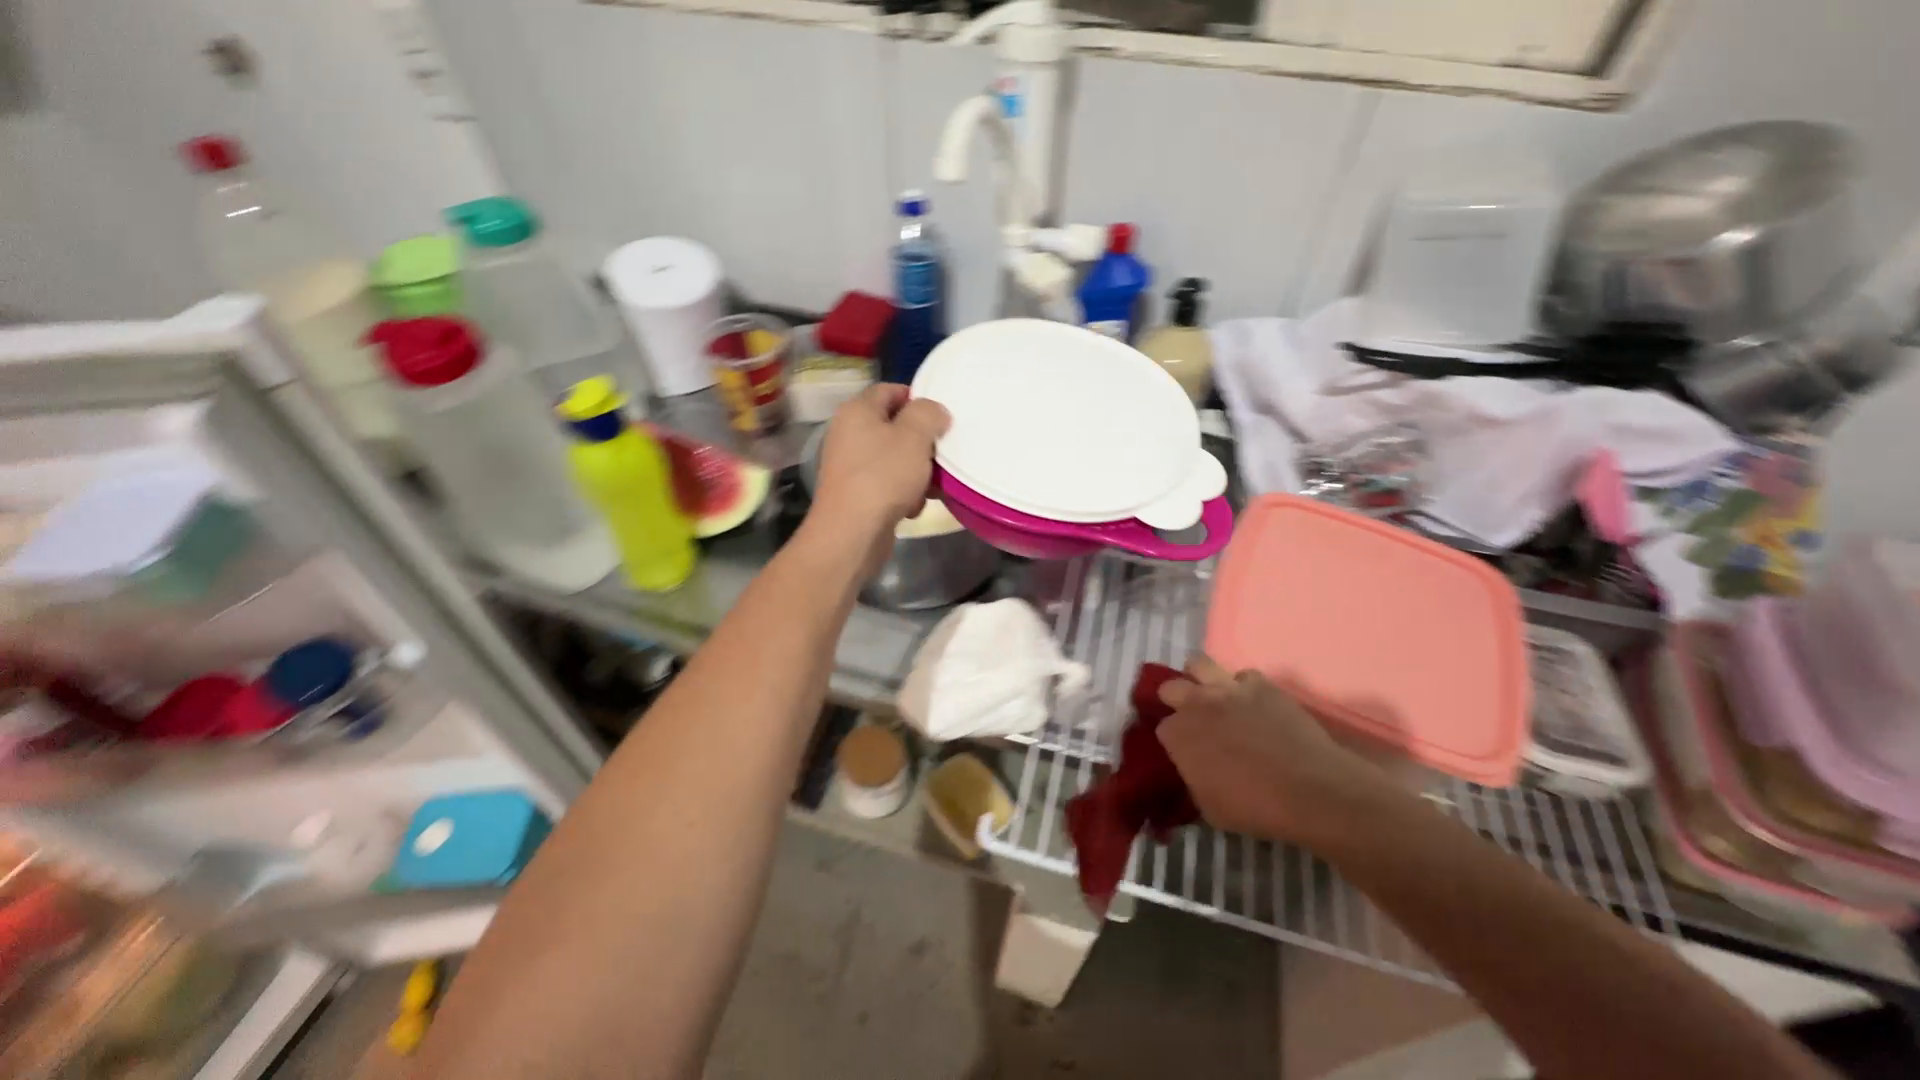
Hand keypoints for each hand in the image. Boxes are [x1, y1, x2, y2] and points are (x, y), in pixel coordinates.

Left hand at [807, 383, 949, 545]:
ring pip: (893, 458)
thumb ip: (928, 414)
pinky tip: (912, 507)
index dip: (917, 399)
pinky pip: (886, 483)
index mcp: (857, 410)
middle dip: (921, 442)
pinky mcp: (855, 493)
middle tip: (941, 454)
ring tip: (931, 487)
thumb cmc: (883, 476)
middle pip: (894, 427)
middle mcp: (848, 433)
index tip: (941, 418)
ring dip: (916, 472)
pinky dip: (902, 492)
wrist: (852, 532)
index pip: (889, 390)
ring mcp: (849, 465)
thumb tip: (934, 411)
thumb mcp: (914, 436)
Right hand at [1157, 655, 1405, 851]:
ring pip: (1199, 663)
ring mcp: (1229, 689)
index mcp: (1178, 735)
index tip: (1182, 751)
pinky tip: (1252, 703)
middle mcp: (1197, 704)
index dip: (1173, 739)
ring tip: (1212, 695)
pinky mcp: (1262, 685)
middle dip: (1175, 700)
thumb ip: (1193, 781)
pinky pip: (1244, 674)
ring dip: (1200, 678)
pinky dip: (1243, 686)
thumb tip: (1194, 773)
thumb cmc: (1254, 807)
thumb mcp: (1208, 807)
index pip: (1162, 728)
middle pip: (1170, 687)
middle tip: (1191, 718)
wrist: (1308, 789)